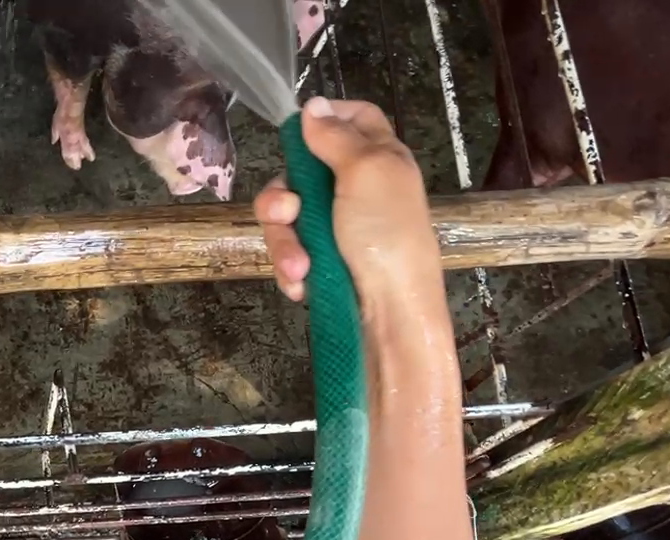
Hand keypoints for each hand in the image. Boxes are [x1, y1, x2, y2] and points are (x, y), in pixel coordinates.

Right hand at [254, 97, 440, 306]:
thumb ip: (336, 138)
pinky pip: (286, 255)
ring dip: (284, 245)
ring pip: (283, 222)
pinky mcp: (317, 260)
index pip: (351, 120)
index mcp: (374, 157)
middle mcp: (350, 188)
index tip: (297, 133)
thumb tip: (311, 105)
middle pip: (296, 176)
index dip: (324, 120)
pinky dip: (290, 270)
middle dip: (281, 201)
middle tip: (286, 215)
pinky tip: (301, 283)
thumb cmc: (385, 231)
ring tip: (299, 268)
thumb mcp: (366, 171)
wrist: (389, 303)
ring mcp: (331, 226)